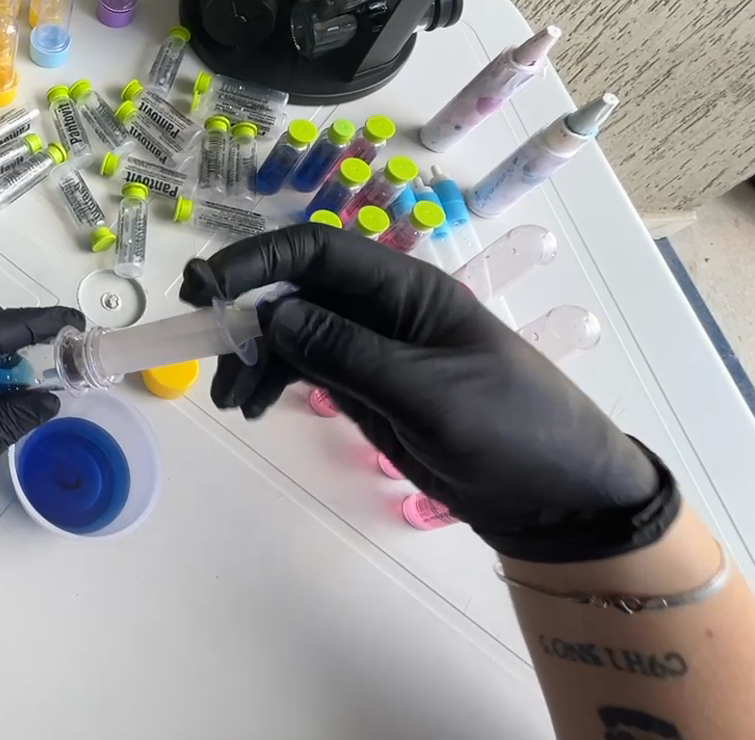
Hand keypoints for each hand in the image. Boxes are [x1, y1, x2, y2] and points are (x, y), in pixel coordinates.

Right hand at [180, 223, 675, 563]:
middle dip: (239, 310)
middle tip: (197, 334)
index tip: (208, 286)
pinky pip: (293, 367)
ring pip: (282, 332)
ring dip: (246, 359)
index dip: (256, 259)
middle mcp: (373, 307)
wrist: (557, 503)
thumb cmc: (511, 432)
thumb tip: (270, 316)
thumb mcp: (429, 393)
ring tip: (228, 400)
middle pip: (288, 289)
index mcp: (401, 289)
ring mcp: (360, 344)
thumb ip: (346, 352)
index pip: (314, 251)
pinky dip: (263, 383)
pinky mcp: (354, 380)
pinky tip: (249, 408)